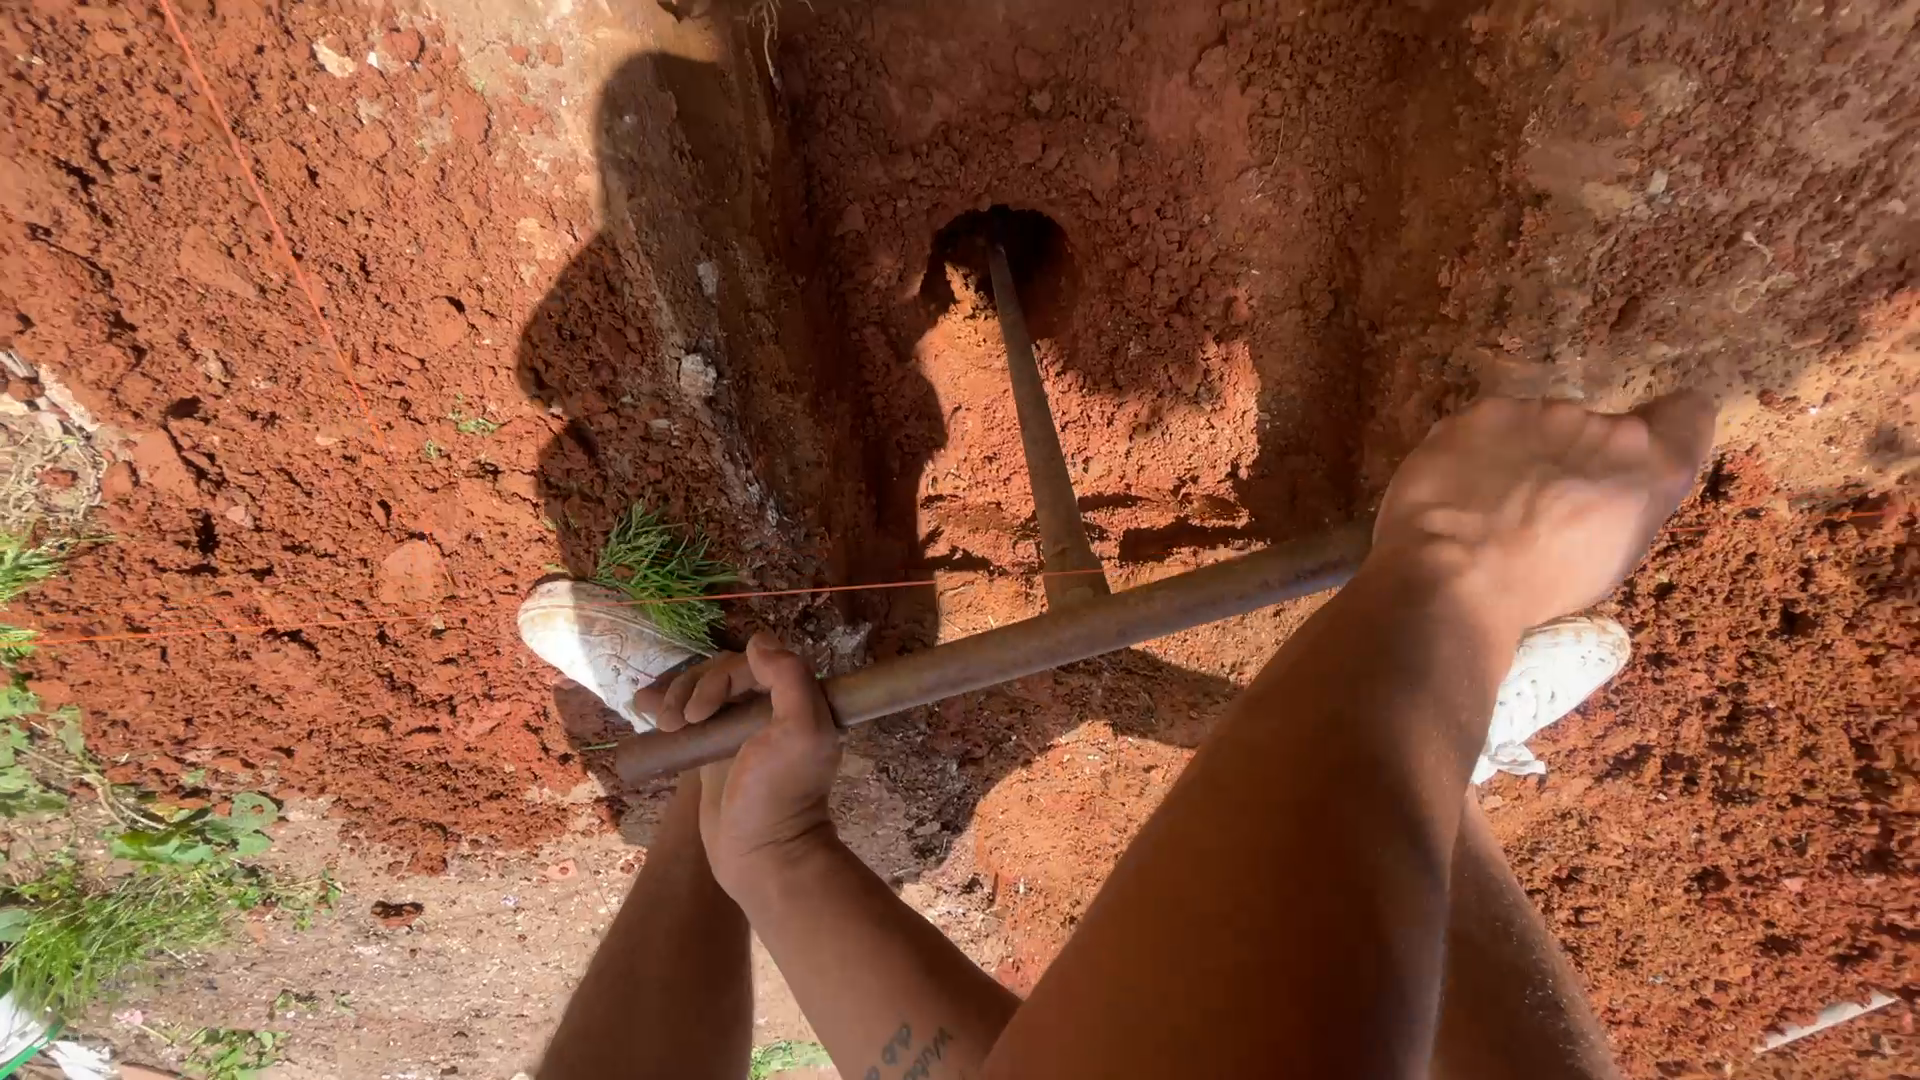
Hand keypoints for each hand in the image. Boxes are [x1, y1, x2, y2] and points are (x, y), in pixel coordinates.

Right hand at [634, 633, 841, 892]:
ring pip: (701, 690)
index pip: (752, 662)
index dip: (722, 677)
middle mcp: (768, 708)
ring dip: (676, 698)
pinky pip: (688, 716)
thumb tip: (758, 639)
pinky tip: (642, 706)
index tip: (703, 710)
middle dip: (693, 688)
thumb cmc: (780, 792)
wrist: (760, 854)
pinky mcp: (713, 750)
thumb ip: (790, 678)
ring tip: (666, 726)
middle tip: (681, 722)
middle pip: (722, 672)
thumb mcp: (800, 731)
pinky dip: (664, 706)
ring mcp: (737, 730)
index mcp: (796, 699)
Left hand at [1371, 392, 1716, 633]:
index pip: (1684, 414)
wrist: (1454, 574)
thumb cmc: (1535, 584)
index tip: (1623, 454)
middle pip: (1588, 426)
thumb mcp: (1610, 552)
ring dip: (1513, 447)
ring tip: (1480, 492)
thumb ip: (1622, 500)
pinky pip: (1481, 424)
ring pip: (1531, 422)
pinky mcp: (1481, 413)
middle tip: (1528, 493)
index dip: (1656, 430)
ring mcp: (1540, 412)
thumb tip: (1603, 486)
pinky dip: (1468, 446)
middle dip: (1562, 452)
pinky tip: (1451, 480)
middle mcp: (1604, 426)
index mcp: (1653, 465)